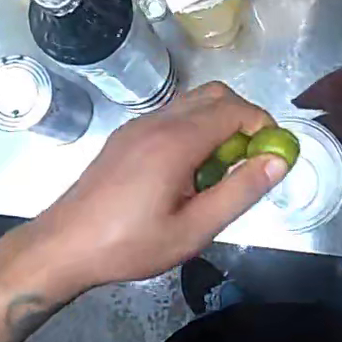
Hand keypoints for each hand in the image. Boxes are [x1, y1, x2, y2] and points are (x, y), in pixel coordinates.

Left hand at [14, 82, 286, 294]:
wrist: (63, 246)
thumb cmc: (131, 244)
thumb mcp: (195, 229)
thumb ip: (240, 191)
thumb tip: (278, 161)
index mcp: (176, 141)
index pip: (235, 109)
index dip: (263, 125)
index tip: (273, 154)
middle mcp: (158, 121)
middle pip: (216, 95)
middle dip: (244, 118)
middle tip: (251, 158)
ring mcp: (138, 125)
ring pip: (193, 102)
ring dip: (219, 122)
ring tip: (222, 168)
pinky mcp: (126, 135)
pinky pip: (172, 115)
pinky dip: (196, 127)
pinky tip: (190, 169)